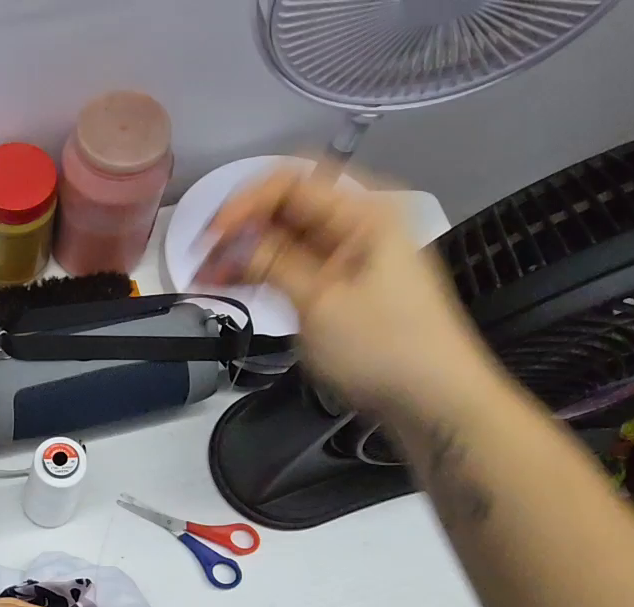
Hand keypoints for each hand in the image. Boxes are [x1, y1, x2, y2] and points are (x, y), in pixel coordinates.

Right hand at [196, 167, 499, 418]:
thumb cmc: (385, 348)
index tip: (210, 235)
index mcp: (364, 213)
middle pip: (288, 207)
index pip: (292, 182)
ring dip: (245, 252)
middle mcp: (358, 224)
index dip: (244, 203)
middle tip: (201, 259)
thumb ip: (273, 263)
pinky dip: (263, 271)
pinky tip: (232, 285)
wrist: (432, 398)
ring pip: (287, 237)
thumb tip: (233, 242)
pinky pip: (296, 264)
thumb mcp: (320, 302)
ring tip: (206, 276)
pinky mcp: (344, 285)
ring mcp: (352, 256)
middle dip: (240, 228)